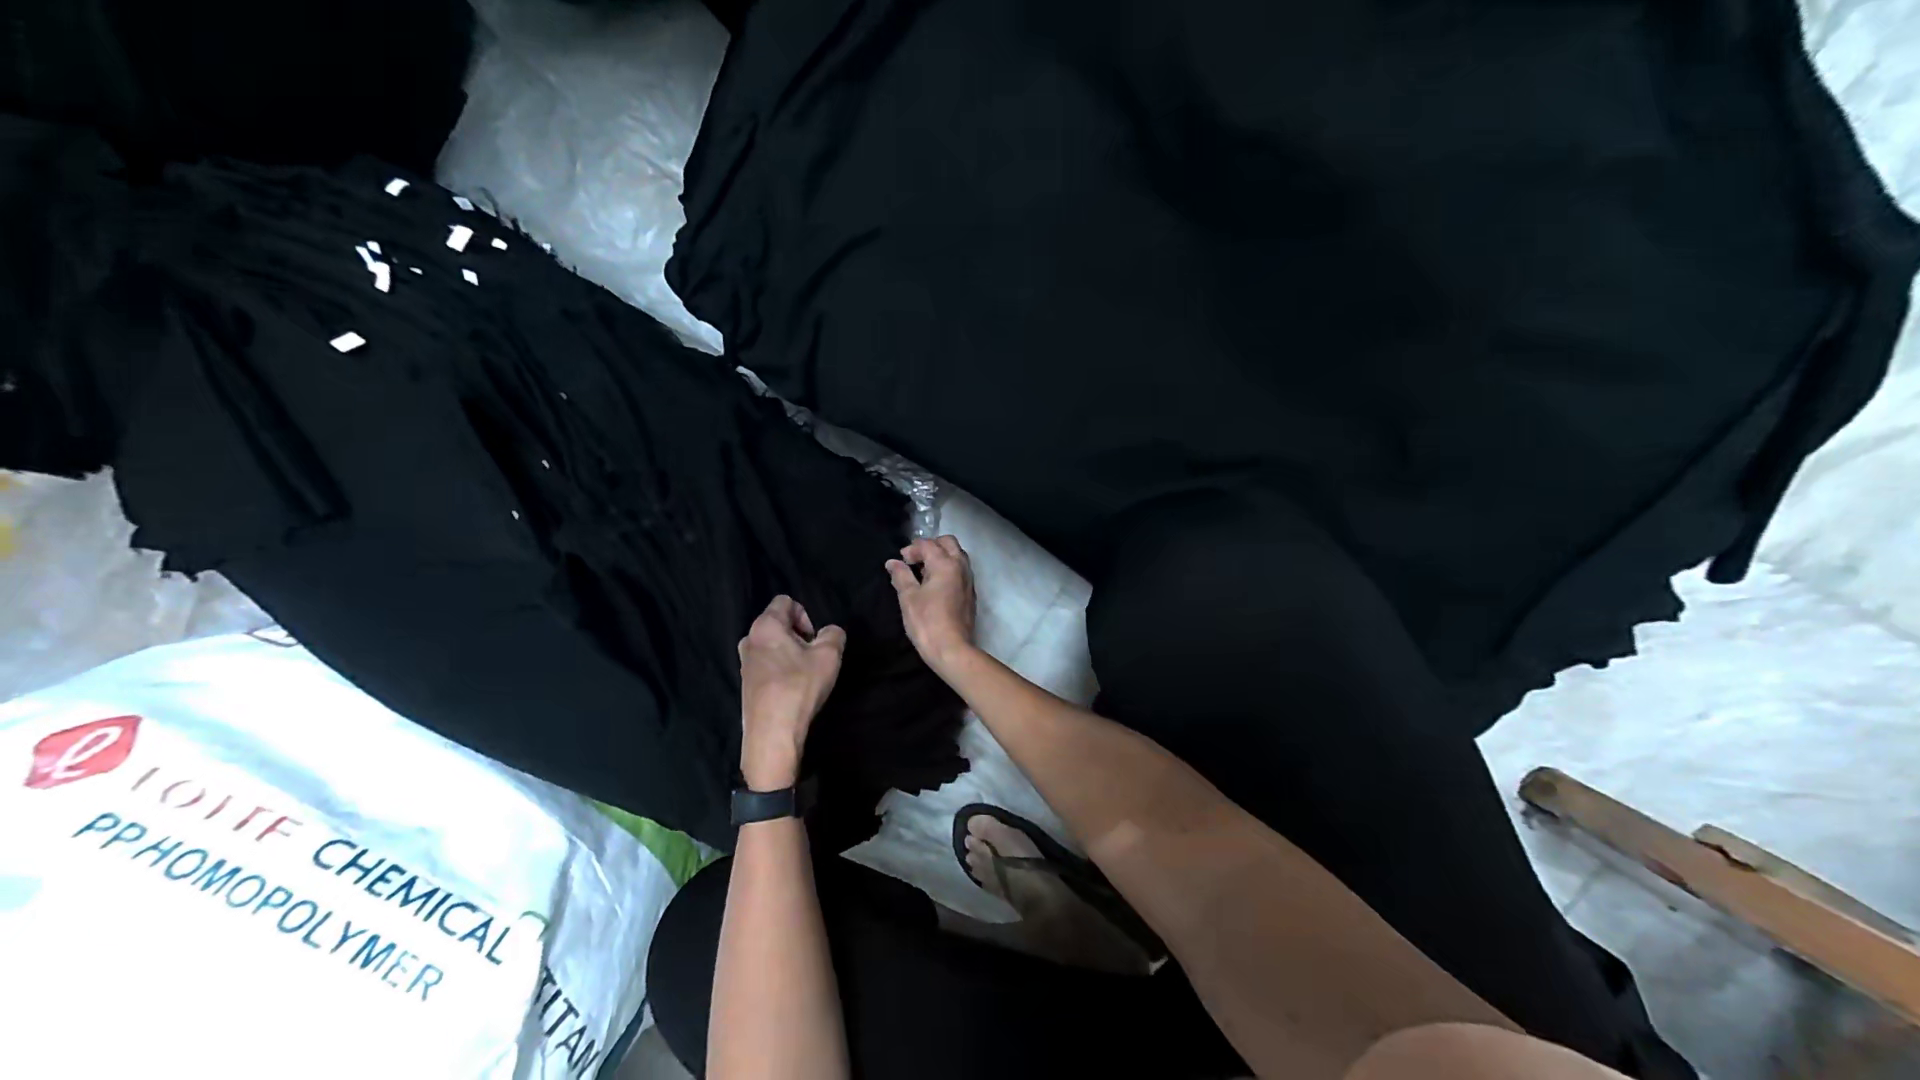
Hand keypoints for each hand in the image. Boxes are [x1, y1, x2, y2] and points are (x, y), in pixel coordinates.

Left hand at [738, 595, 845, 789]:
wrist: (773, 733)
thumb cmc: (800, 687)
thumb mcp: (830, 655)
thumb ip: (834, 634)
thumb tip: (829, 633)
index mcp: (765, 625)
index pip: (786, 601)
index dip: (806, 615)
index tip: (814, 640)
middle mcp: (749, 639)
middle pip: (778, 623)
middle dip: (799, 635)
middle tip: (812, 657)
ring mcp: (744, 662)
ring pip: (772, 645)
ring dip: (790, 653)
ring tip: (803, 675)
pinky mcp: (745, 683)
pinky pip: (766, 664)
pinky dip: (780, 670)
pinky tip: (791, 689)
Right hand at [886, 536, 977, 675]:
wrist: (952, 649)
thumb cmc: (927, 622)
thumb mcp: (908, 597)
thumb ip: (901, 575)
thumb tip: (893, 562)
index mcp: (946, 564)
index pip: (928, 544)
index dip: (911, 549)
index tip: (900, 562)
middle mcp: (961, 567)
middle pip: (948, 543)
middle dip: (930, 546)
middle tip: (914, 560)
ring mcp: (969, 580)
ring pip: (957, 555)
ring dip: (941, 556)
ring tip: (923, 572)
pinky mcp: (970, 593)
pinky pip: (960, 570)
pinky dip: (948, 569)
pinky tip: (934, 585)